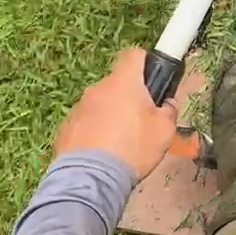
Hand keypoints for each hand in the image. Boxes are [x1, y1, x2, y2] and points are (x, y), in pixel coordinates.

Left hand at [52, 47, 180, 179]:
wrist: (91, 179)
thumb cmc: (133, 148)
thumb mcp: (165, 130)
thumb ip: (169, 111)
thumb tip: (166, 105)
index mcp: (124, 83)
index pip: (134, 55)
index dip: (146, 62)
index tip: (152, 78)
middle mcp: (99, 89)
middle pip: (118, 83)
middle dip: (130, 96)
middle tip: (142, 120)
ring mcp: (79, 108)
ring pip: (101, 103)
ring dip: (111, 115)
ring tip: (121, 142)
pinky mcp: (66, 128)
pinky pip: (86, 122)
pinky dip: (95, 131)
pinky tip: (103, 153)